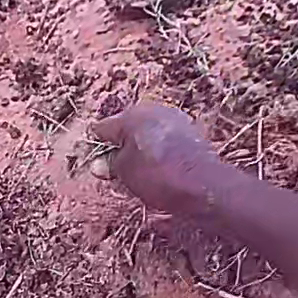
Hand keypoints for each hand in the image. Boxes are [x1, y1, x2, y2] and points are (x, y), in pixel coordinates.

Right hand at [89, 103, 219, 215]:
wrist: (203, 186)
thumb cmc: (158, 176)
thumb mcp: (125, 172)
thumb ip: (110, 164)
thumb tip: (99, 164)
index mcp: (132, 115)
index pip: (103, 128)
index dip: (96, 146)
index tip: (94, 163)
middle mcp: (154, 111)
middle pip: (128, 129)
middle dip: (120, 147)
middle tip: (115, 171)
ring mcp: (175, 120)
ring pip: (148, 135)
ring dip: (140, 151)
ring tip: (137, 175)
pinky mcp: (191, 135)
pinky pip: (165, 143)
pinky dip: (158, 154)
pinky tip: (158, 171)